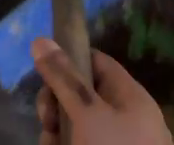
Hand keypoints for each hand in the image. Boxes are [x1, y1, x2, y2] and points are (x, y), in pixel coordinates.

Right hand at [33, 38, 170, 144]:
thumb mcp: (87, 113)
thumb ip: (63, 77)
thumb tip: (40, 39)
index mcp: (133, 100)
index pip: (96, 61)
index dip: (68, 60)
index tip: (44, 72)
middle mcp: (127, 119)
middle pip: (81, 91)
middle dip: (56, 100)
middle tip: (46, 116)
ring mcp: (116, 143)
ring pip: (75, 120)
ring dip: (55, 126)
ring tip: (50, 140)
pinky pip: (78, 142)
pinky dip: (61, 144)